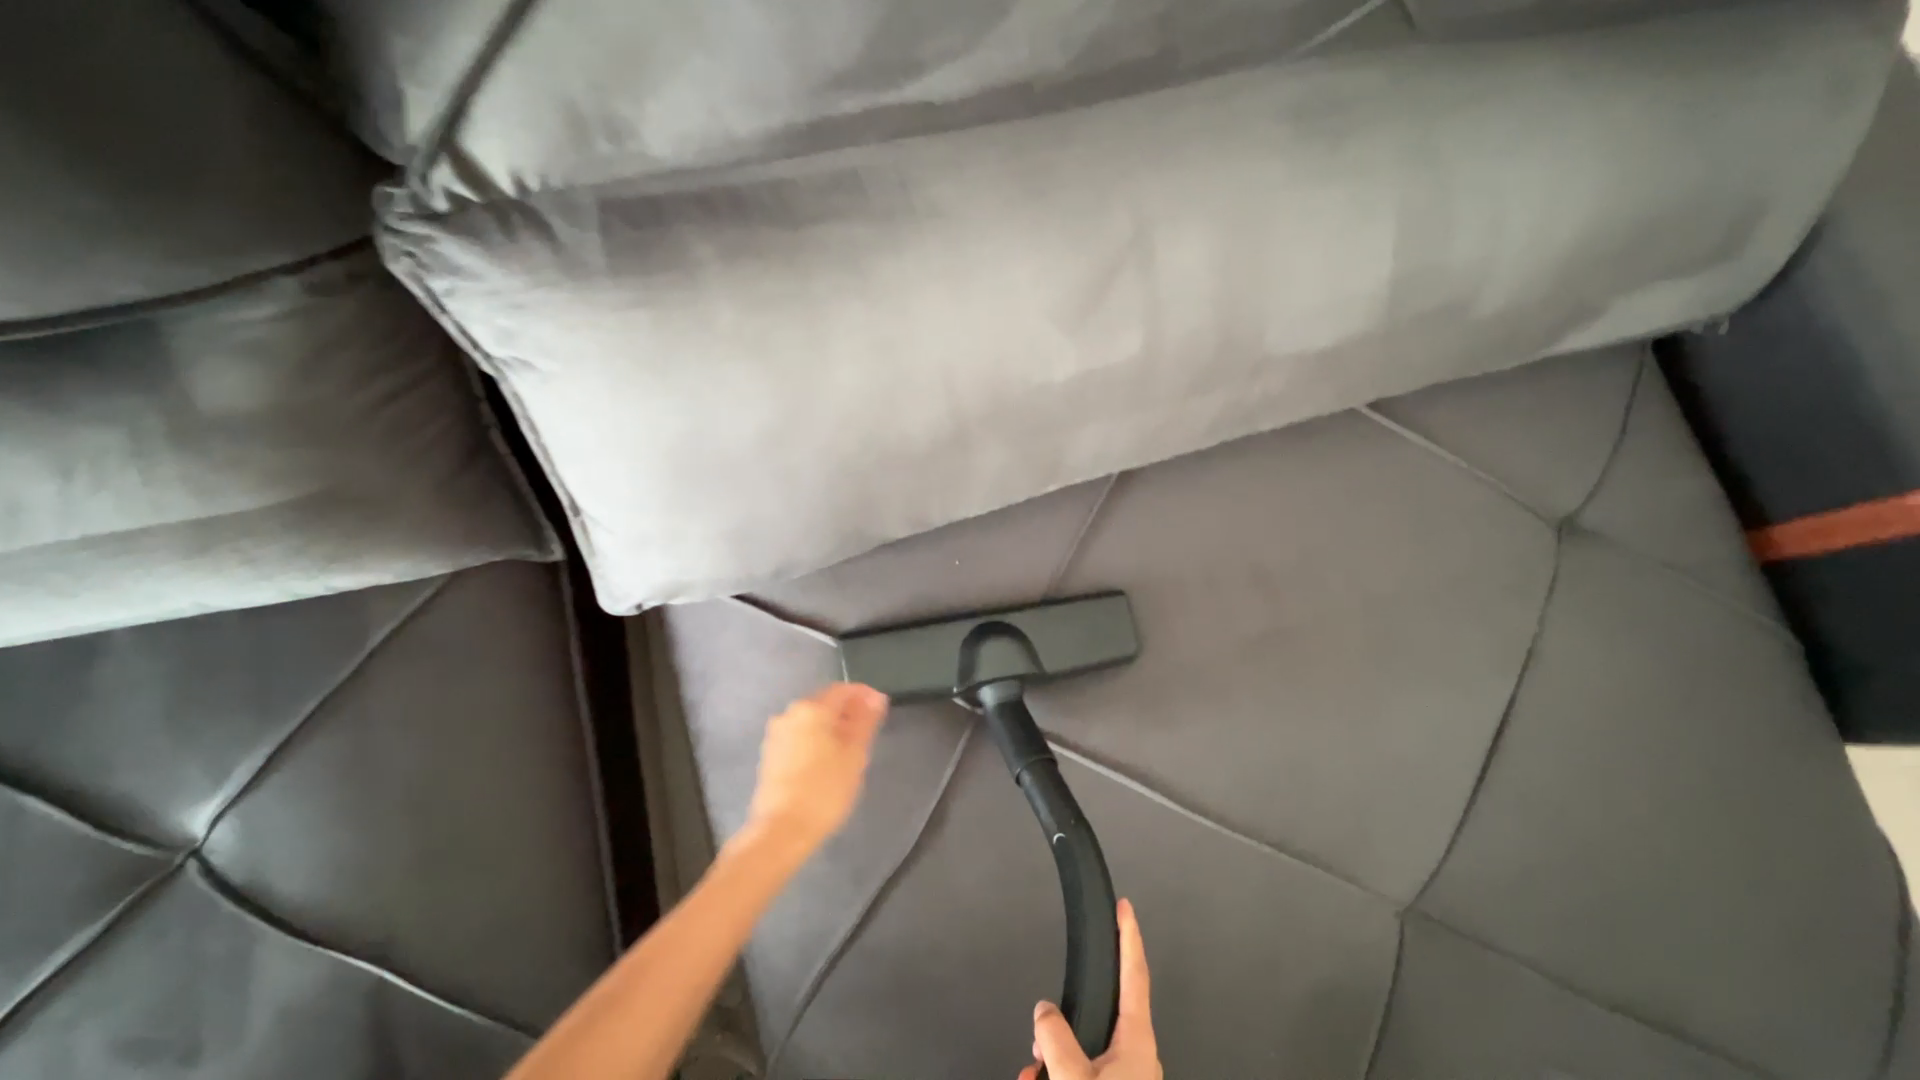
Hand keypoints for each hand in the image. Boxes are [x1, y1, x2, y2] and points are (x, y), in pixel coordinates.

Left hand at [743, 683, 888, 857]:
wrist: (782, 830)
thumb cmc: (825, 790)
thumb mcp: (855, 754)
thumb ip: (866, 721)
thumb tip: (875, 697)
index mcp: (811, 709)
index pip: (843, 690)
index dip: (864, 695)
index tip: (881, 708)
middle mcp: (789, 714)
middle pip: (824, 704)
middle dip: (848, 712)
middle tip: (869, 731)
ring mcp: (776, 735)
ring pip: (811, 722)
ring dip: (832, 728)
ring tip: (851, 749)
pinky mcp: (770, 755)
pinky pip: (799, 738)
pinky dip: (816, 742)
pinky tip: (828, 762)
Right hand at [1019, 899, 1161, 1079]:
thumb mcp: (1073, 1076)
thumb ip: (1056, 1038)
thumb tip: (1044, 1010)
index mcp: (1136, 1039)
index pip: (1134, 974)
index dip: (1128, 938)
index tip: (1125, 908)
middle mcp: (1137, 1053)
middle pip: (1098, 1015)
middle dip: (1063, 1021)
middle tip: (1038, 1043)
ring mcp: (1128, 1074)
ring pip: (1084, 1047)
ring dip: (1054, 1057)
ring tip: (1033, 1075)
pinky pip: (1084, 1071)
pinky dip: (1060, 1074)